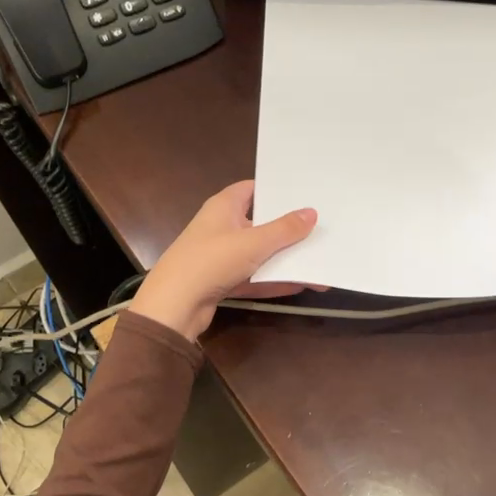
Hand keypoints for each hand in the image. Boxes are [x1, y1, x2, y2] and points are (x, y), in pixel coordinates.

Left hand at [130, 180, 318, 339]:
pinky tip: (301, 284)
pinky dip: (274, 280)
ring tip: (318, 260)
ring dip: (285, 258)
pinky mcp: (222, 281)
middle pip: (260, 223)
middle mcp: (222, 226)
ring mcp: (221, 255)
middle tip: (320, 227)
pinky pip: (254, 276)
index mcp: (224, 206)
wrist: (175, 305)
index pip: (252, 189)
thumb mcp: (253, 243)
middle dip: (287, 228)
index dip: (276, 190)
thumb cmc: (211, 261)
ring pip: (259, 253)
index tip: (304, 194)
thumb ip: (284, 229)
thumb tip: (311, 213)